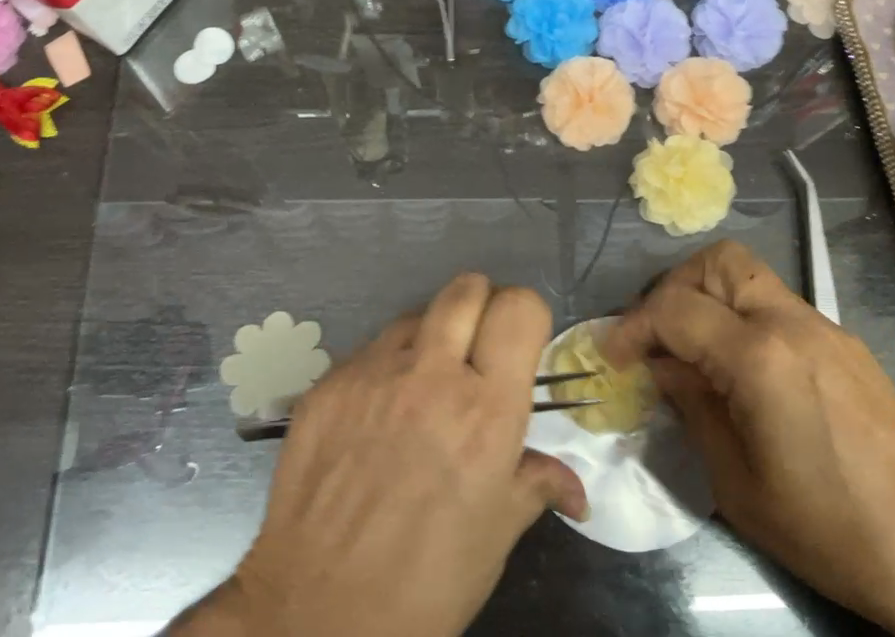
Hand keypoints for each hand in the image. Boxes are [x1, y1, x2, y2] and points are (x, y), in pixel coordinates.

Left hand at [175, 274, 586, 636]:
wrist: (320, 610)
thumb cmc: (428, 580)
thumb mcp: (497, 533)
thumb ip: (536, 484)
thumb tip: (574, 489)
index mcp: (486, 409)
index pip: (518, 308)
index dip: (524, 318)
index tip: (519, 347)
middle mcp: (430, 375)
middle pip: (464, 289)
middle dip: (480, 306)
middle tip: (477, 350)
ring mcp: (370, 374)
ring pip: (413, 316)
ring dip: (429, 337)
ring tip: (424, 385)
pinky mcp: (326, 386)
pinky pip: (367, 351)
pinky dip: (383, 368)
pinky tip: (377, 415)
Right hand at [604, 241, 894, 636]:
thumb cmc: (832, 530)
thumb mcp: (737, 484)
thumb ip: (693, 408)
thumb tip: (663, 368)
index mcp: (760, 356)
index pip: (674, 307)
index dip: (631, 326)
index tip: (613, 359)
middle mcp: (794, 324)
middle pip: (720, 263)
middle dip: (674, 289)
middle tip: (656, 340)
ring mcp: (829, 331)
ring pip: (753, 279)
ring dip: (711, 301)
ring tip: (692, 356)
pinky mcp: (850, 349)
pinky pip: (781, 309)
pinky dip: (745, 321)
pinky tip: (742, 377)